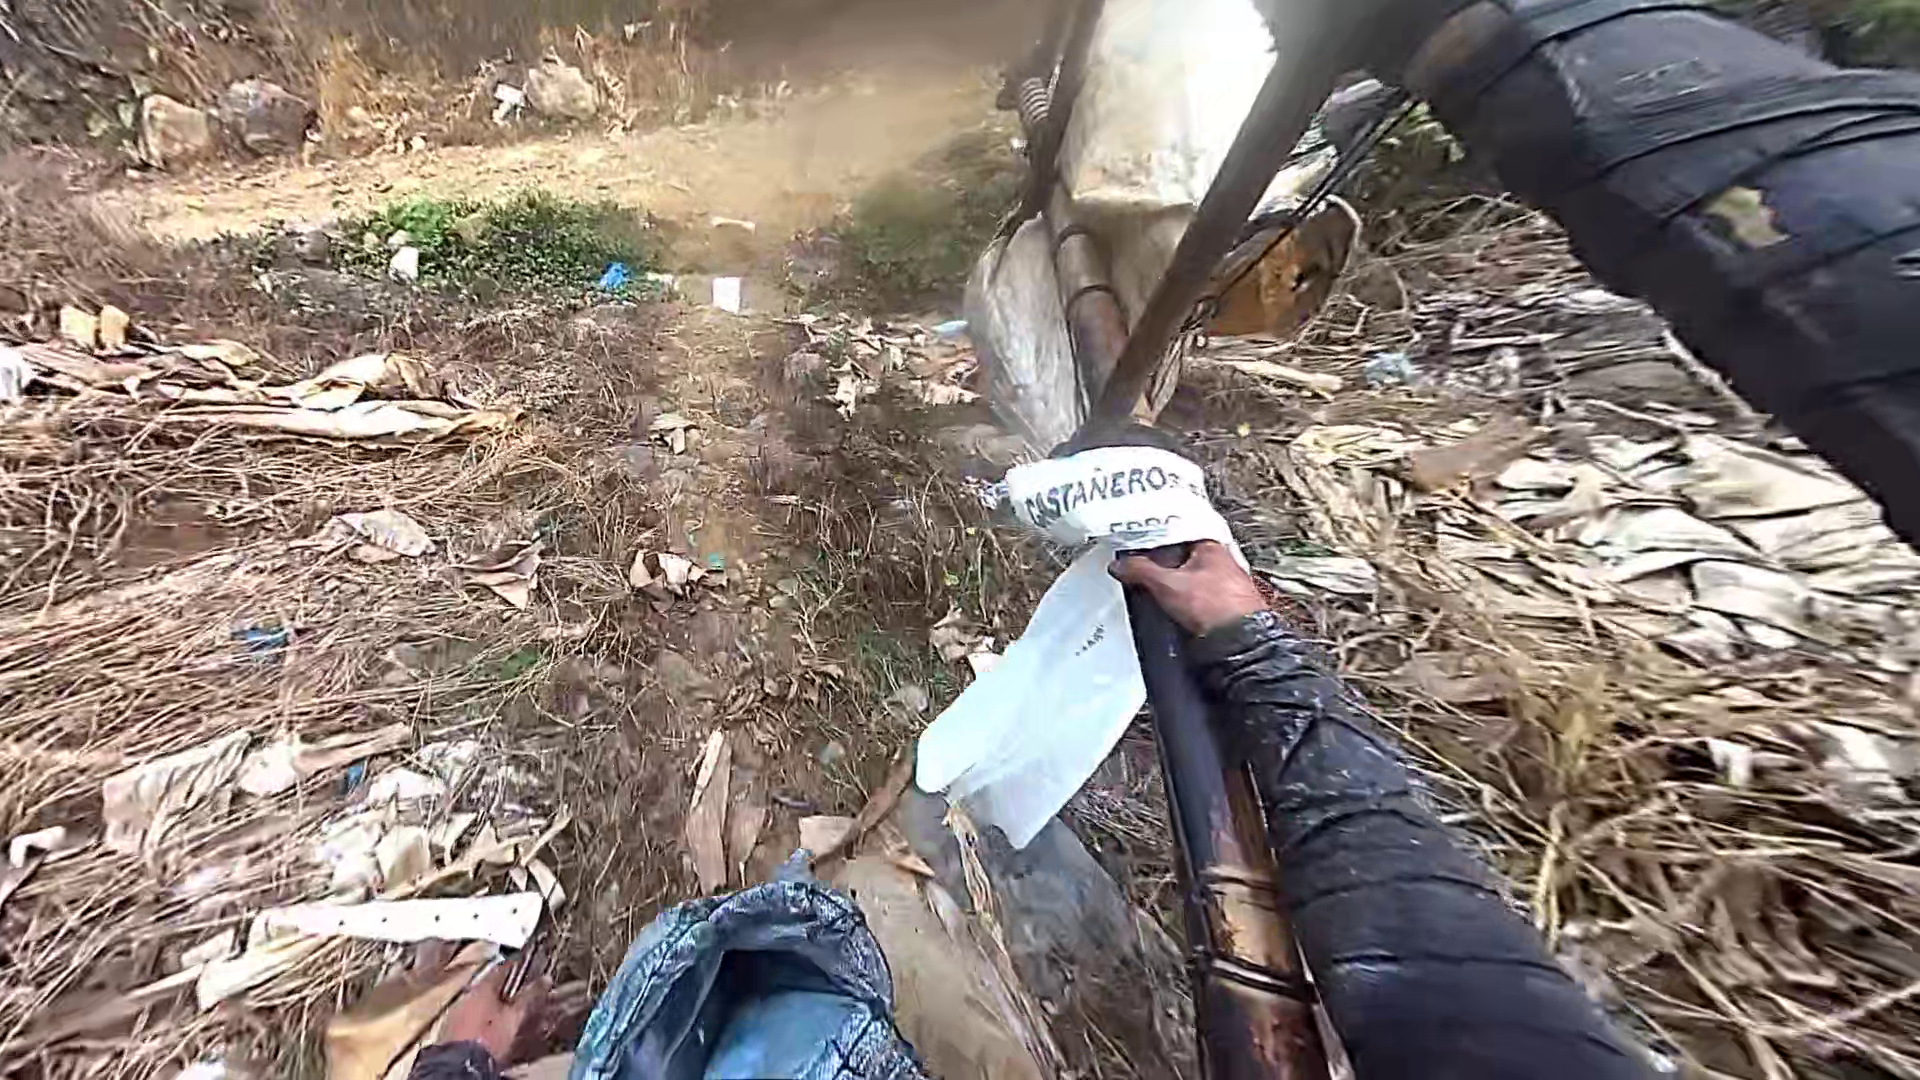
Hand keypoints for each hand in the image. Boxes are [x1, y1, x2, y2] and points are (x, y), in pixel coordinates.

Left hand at [440, 962, 551, 1064]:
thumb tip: (546, 979)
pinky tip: (496, 1026)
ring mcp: (456, 1017)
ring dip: (496, 1006)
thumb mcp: (516, 1015)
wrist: (459, 1068)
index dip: (517, 966)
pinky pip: (473, 1019)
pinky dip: (485, 1019)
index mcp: (481, 987)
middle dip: (507, 989)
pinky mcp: (452, 1035)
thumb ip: (531, 995)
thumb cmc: (488, 1036)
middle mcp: (466, 998)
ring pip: (482, 1004)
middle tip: (523, 992)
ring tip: (512, 1011)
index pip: (503, 968)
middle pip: (491, 987)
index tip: (528, 965)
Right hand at [1111, 540, 1265, 635]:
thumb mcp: (1166, 584)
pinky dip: (1181, 601)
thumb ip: (1139, 570)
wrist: (1239, 642)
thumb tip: (1120, 565)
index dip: (1153, 541)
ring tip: (1151, 590)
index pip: (1175, 535)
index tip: (1135, 548)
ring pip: (1188, 579)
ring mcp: (1224, 586)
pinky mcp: (1223, 608)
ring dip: (1170, 585)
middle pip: (1181, 558)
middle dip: (1160, 565)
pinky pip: (1195, 598)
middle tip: (1138, 569)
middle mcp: (1222, 563)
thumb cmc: (1216, 607)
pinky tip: (1171, 608)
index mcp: (1212, 547)